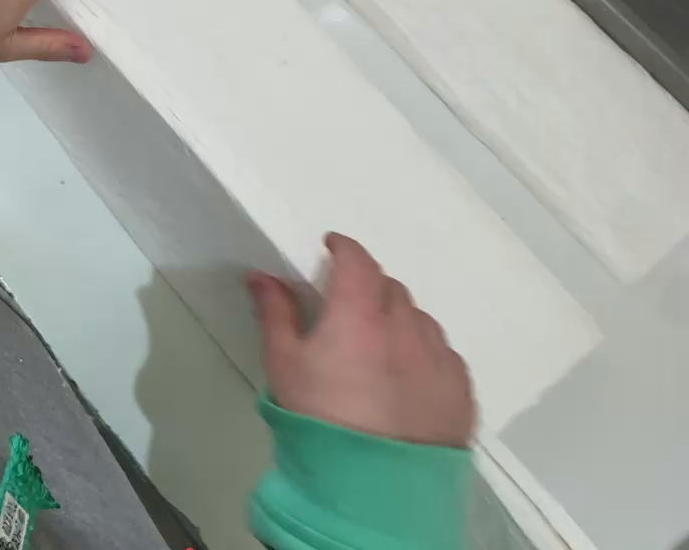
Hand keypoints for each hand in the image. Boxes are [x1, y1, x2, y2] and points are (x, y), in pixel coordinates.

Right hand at [248, 234, 475, 446]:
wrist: (372, 479)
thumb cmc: (316, 410)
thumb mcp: (282, 359)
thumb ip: (275, 311)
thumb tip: (262, 276)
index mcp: (359, 316)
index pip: (359, 264)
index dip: (346, 248)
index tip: (332, 245)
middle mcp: (406, 330)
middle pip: (392, 288)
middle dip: (369, 284)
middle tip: (346, 298)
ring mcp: (441, 362)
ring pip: (421, 319)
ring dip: (398, 315)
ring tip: (378, 335)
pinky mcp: (462, 393)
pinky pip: (444, 353)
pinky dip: (423, 346)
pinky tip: (405, 366)